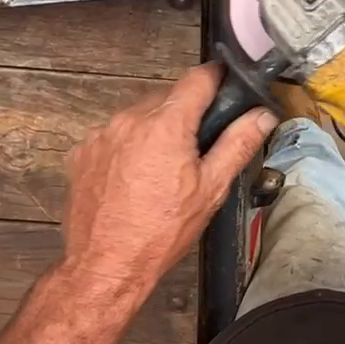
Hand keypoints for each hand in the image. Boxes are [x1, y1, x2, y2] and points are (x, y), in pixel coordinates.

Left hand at [44, 64, 274, 319]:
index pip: (197, 78)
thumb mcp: (211, 189)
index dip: (217, 78)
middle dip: (186, 115)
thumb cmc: (160, 231)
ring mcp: (101, 135)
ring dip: (156, 131)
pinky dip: (129, 147)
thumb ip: (238, 144)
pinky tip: (136, 179)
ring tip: (165, 171)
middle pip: (168, 99)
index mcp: (166, 125)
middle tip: (199, 149)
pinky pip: (115, 135)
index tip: (227, 83)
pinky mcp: (82, 152)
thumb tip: (262, 115)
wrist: (106, 265)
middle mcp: (129, 120)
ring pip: (140, 116)